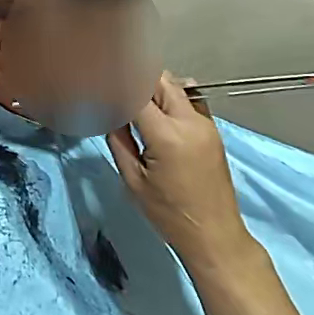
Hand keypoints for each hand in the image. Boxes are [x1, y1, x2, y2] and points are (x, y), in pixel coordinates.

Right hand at [106, 74, 259, 275]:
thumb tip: (109, 112)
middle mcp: (189, 121)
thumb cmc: (170, 215)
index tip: (99, 85)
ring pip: (176, 85)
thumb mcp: (134, 180)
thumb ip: (119, 140)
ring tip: (134, 101)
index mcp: (167, 135)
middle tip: (115, 91)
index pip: (136, 93)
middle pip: (159, 80)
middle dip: (134, 80)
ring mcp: (205, 123)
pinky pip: (189, 99)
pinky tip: (157, 111)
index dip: (115, 86)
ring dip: (153, 86)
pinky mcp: (212, 129)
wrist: (214, 234)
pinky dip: (171, 96)